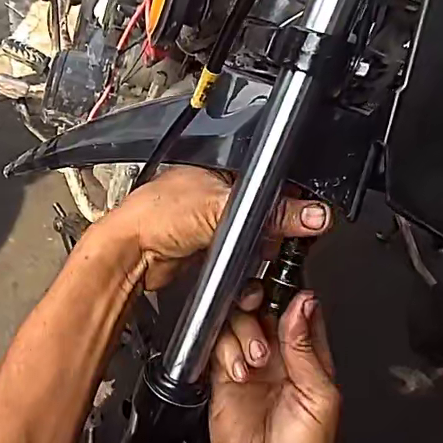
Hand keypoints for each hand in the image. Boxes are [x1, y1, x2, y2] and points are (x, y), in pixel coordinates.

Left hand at [89, 167, 331, 290]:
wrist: (129, 254)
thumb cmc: (155, 215)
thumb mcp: (221, 208)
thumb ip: (269, 212)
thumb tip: (312, 213)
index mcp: (223, 170)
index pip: (271, 182)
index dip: (289, 201)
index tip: (303, 220)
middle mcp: (219, 195)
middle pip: (266, 215)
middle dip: (272, 234)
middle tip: (272, 243)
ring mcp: (213, 223)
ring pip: (253, 241)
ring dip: (258, 255)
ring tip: (252, 259)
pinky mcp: (209, 250)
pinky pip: (239, 260)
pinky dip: (243, 268)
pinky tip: (240, 271)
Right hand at [210, 291, 339, 442]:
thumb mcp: (319, 397)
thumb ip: (306, 348)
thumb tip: (303, 305)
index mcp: (309, 356)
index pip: (299, 308)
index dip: (289, 293)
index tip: (279, 289)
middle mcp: (279, 355)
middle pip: (263, 307)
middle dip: (257, 304)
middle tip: (257, 311)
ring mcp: (251, 363)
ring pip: (238, 321)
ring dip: (243, 332)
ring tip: (254, 360)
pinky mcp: (224, 376)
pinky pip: (217, 345)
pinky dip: (224, 350)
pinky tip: (238, 371)